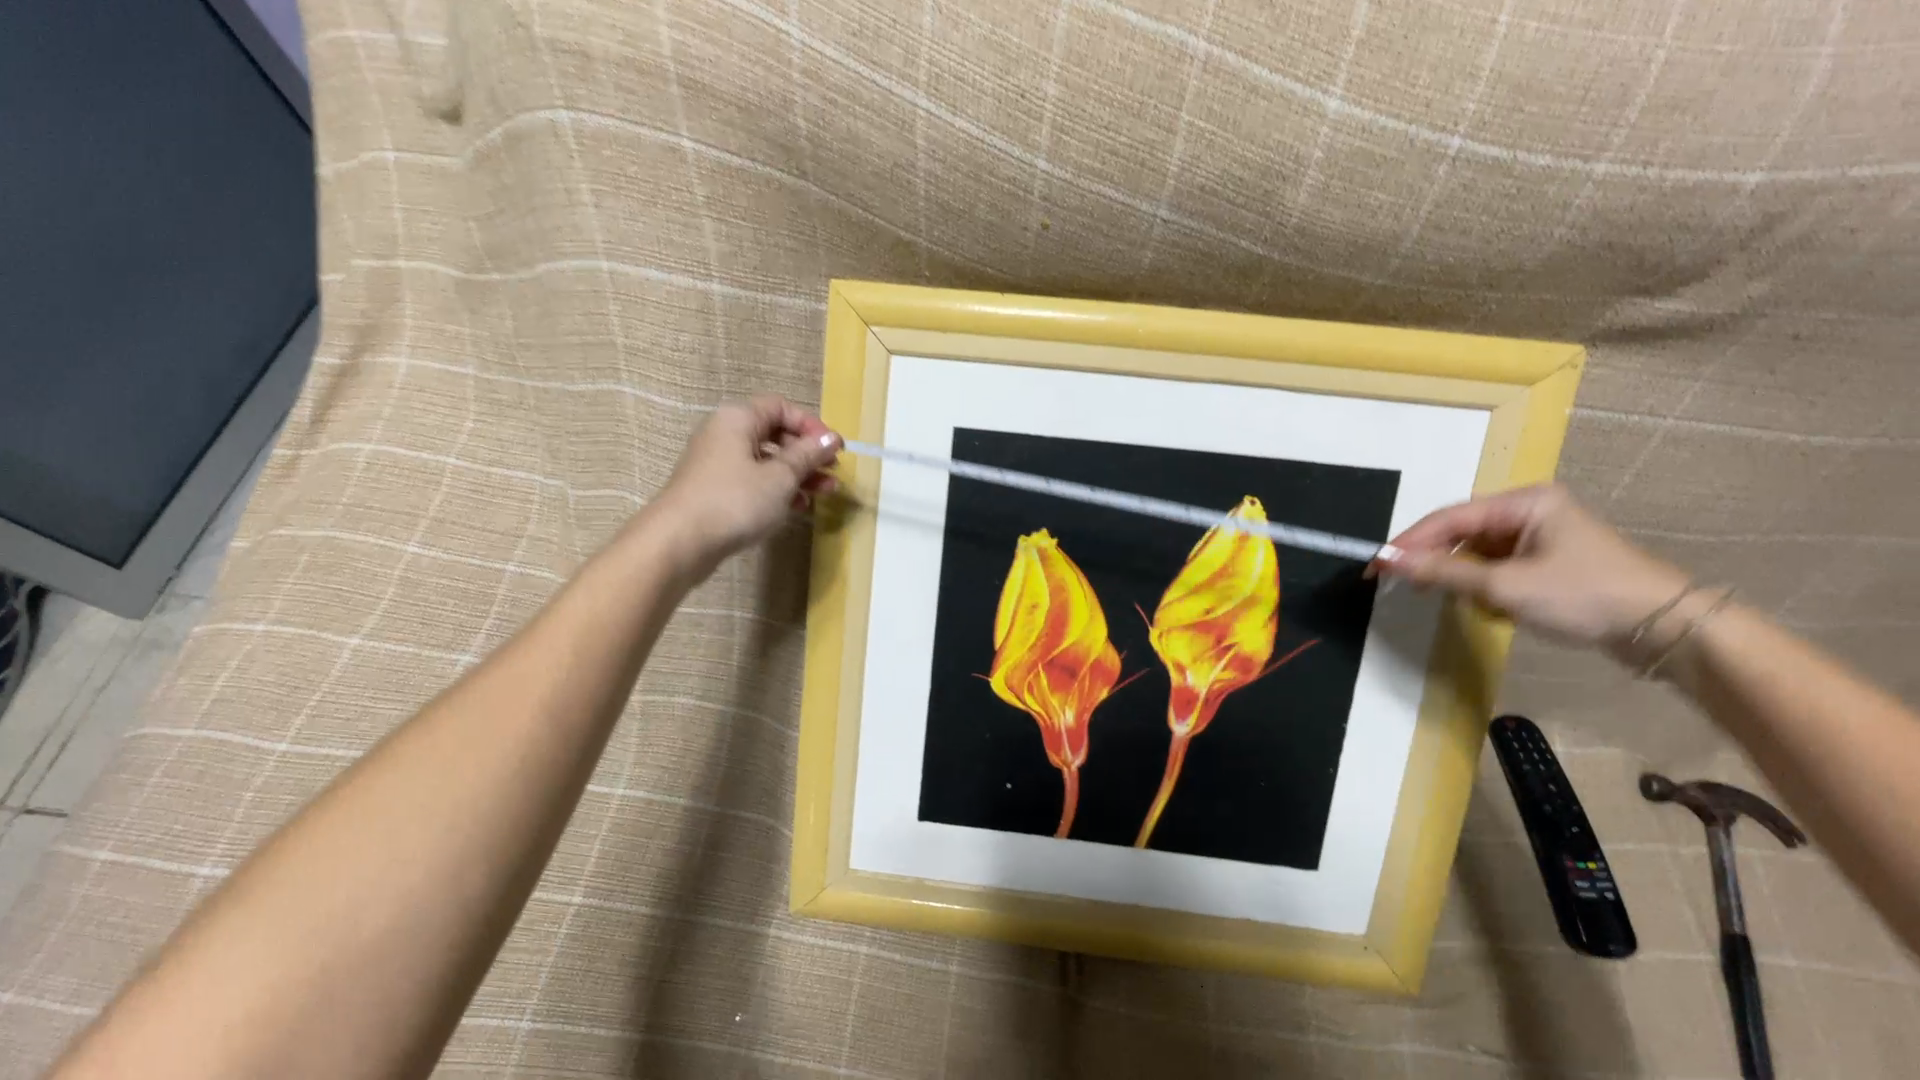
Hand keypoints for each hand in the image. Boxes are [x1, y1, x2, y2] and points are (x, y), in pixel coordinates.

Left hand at [647, 396, 841, 574]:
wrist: (679, 542)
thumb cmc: (734, 500)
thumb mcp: (780, 477)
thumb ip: (807, 455)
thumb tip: (830, 439)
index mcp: (738, 418)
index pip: (781, 408)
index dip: (811, 425)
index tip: (835, 449)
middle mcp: (724, 434)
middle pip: (774, 434)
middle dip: (807, 454)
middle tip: (833, 473)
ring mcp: (717, 464)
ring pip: (766, 461)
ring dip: (797, 475)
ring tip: (824, 494)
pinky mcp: (715, 491)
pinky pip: (753, 482)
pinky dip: (776, 491)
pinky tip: (797, 508)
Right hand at [1372, 484, 1688, 651]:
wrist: (1667, 631)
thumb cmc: (1585, 596)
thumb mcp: (1506, 586)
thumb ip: (1443, 572)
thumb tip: (1387, 560)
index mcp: (1525, 501)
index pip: (1449, 518)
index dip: (1409, 542)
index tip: (1375, 565)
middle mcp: (1531, 511)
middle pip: (1462, 532)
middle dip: (1434, 560)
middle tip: (1401, 584)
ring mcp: (1543, 538)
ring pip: (1478, 553)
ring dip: (1461, 577)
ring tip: (1448, 599)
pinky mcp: (1551, 564)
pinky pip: (1498, 569)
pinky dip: (1485, 587)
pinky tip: (1487, 606)